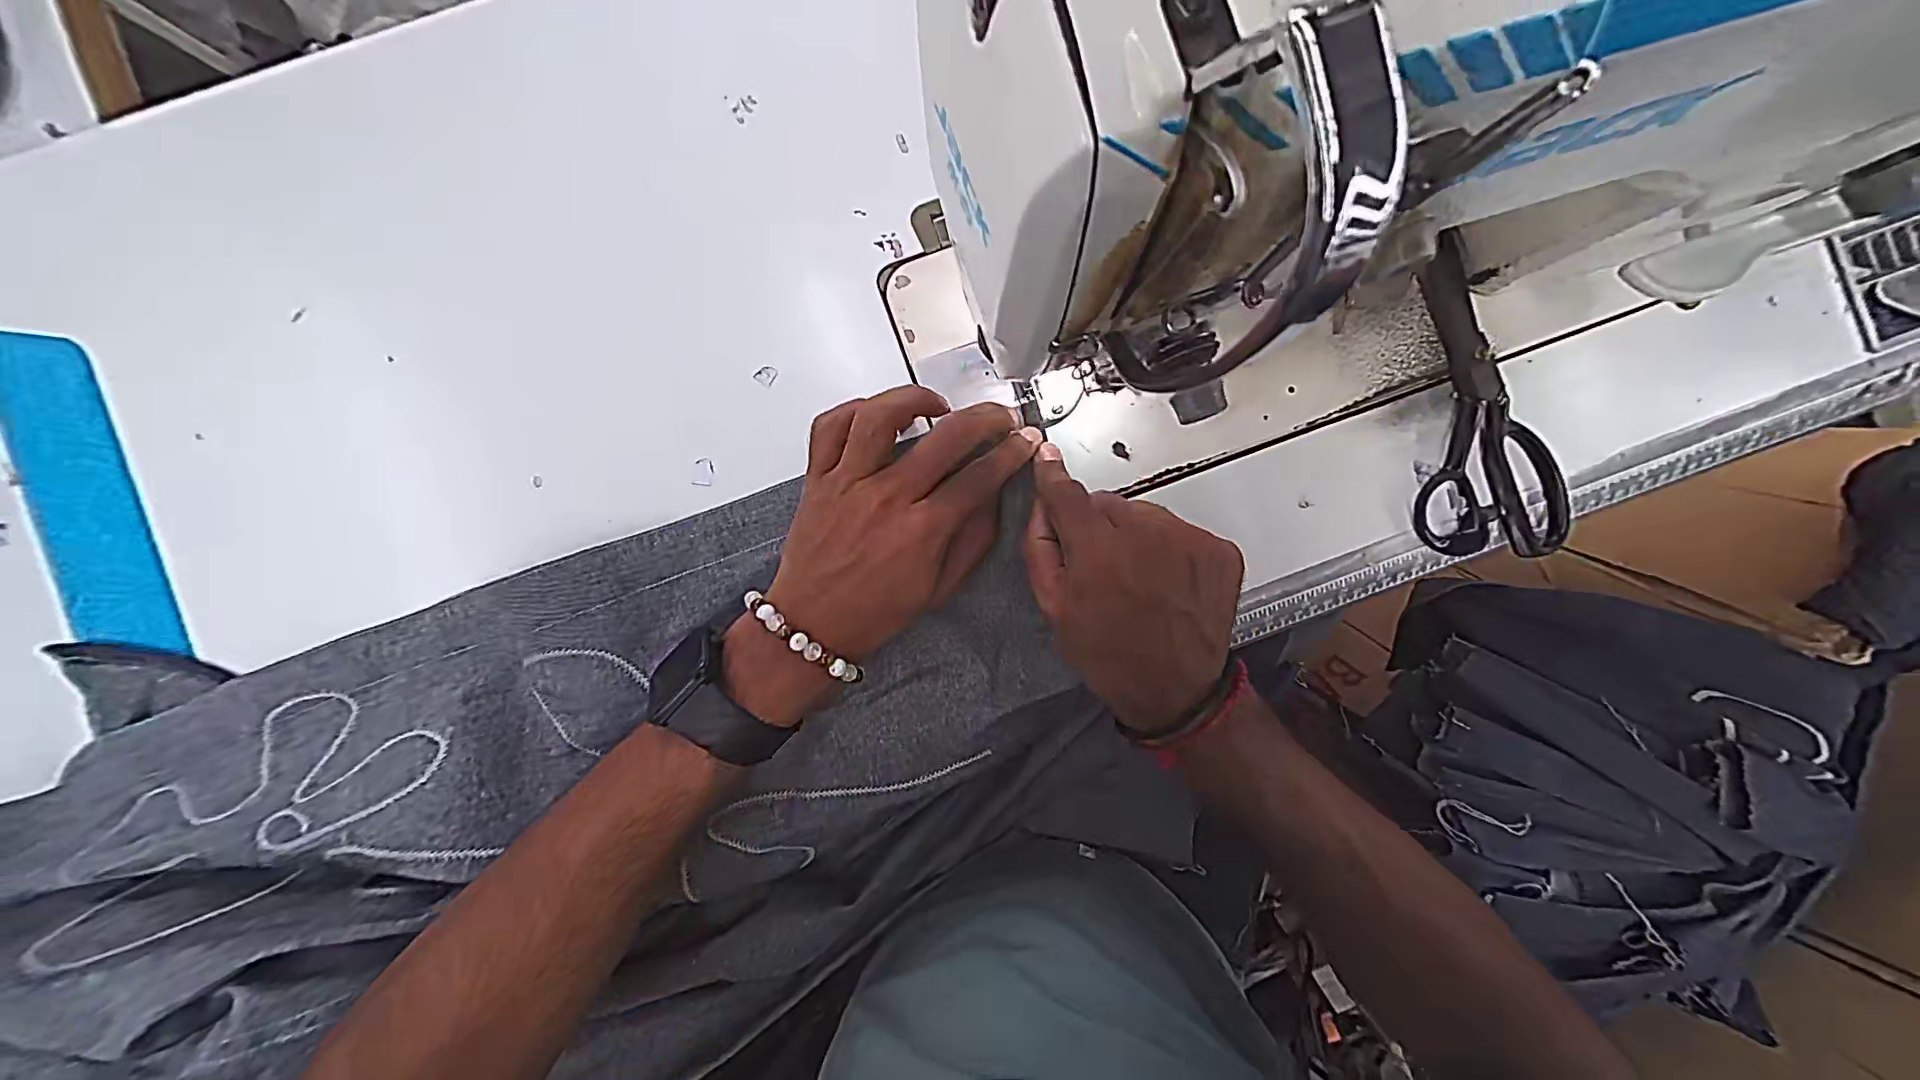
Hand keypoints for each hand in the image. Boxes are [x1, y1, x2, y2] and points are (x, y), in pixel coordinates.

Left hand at [723, 387, 1041, 725]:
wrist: (814, 623)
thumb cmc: (874, 611)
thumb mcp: (939, 586)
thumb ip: (972, 540)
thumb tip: (993, 496)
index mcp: (921, 531)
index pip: (980, 476)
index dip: (1011, 453)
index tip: (1022, 442)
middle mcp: (885, 499)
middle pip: (946, 437)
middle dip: (986, 418)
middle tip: (998, 417)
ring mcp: (847, 484)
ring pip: (881, 416)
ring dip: (916, 398)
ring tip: (937, 406)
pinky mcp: (818, 479)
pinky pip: (829, 427)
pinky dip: (854, 409)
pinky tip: (878, 414)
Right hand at [1024, 443, 1244, 732]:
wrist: (1173, 689)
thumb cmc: (1111, 655)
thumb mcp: (1054, 607)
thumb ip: (1040, 548)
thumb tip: (1042, 509)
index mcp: (1097, 549)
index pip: (1067, 491)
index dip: (1052, 475)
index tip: (1048, 459)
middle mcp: (1144, 534)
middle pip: (1107, 503)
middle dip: (1097, 526)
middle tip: (1101, 568)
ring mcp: (1186, 539)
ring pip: (1145, 514)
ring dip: (1135, 536)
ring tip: (1137, 579)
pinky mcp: (1216, 549)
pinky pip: (1179, 529)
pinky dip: (1169, 547)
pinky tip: (1164, 581)